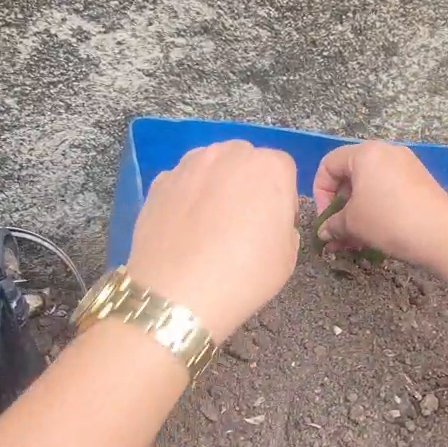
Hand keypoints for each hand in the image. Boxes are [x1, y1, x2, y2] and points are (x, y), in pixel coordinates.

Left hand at [126, 141, 299, 342]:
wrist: (178, 292)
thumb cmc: (244, 274)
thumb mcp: (288, 257)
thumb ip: (284, 226)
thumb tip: (267, 222)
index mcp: (269, 167)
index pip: (283, 169)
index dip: (282, 198)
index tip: (274, 225)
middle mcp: (228, 154)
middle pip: (245, 161)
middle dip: (247, 185)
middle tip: (242, 223)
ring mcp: (189, 165)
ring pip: (210, 167)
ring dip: (215, 186)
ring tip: (209, 225)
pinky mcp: (159, 182)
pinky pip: (182, 183)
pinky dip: (186, 198)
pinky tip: (184, 230)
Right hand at [313, 142, 447, 269]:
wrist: (441, 235)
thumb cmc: (388, 221)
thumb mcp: (353, 223)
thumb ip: (332, 224)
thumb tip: (324, 232)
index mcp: (365, 153)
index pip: (329, 164)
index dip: (320, 192)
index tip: (325, 218)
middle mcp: (387, 152)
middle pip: (351, 175)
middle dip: (340, 206)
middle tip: (339, 231)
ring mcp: (407, 165)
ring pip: (371, 186)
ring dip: (358, 212)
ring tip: (354, 241)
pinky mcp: (420, 181)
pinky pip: (389, 190)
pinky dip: (377, 209)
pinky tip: (375, 235)